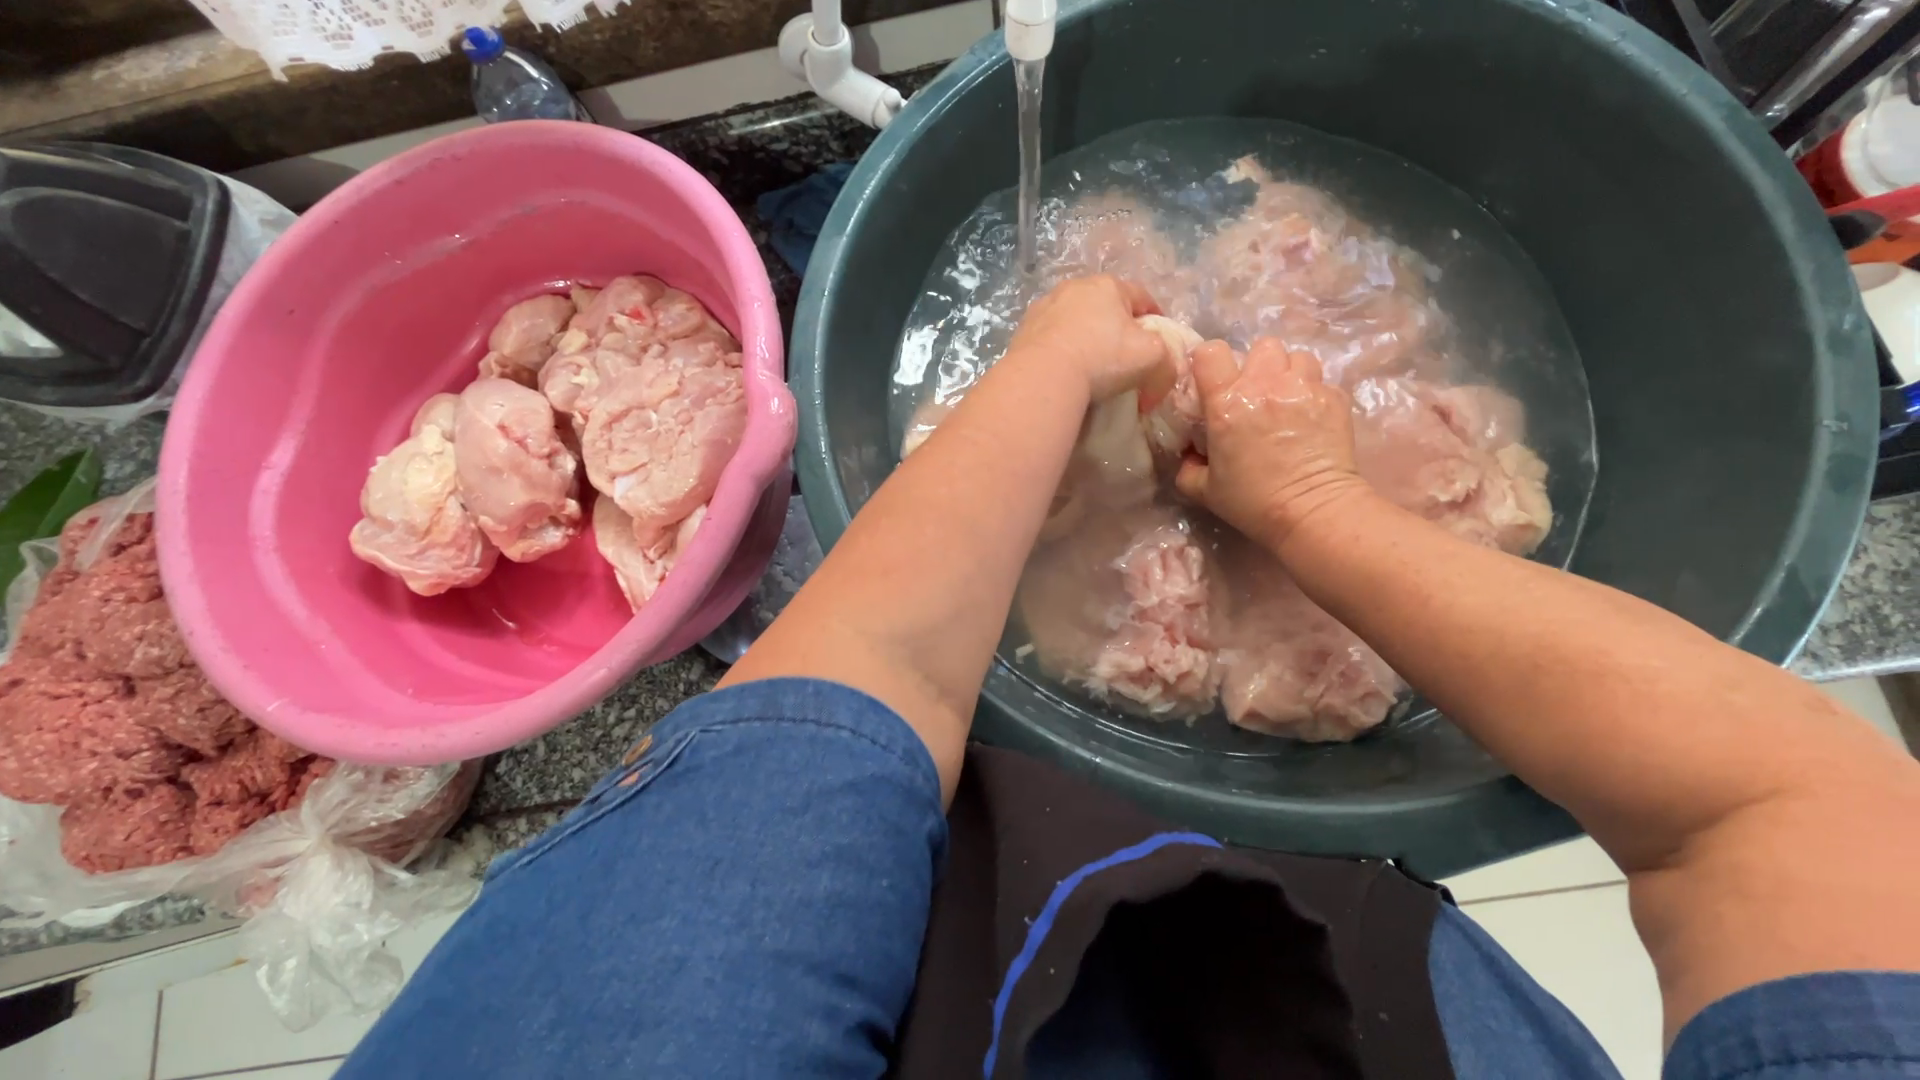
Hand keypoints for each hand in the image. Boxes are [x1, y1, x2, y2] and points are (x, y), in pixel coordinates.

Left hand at [1006, 276, 1168, 400]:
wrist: (1043, 376)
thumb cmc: (1103, 359)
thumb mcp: (1153, 358)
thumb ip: (1167, 361)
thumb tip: (1160, 377)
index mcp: (1109, 285)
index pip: (1141, 296)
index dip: (1155, 317)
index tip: (1160, 338)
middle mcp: (1074, 287)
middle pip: (1105, 305)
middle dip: (1116, 325)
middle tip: (1125, 354)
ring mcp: (1044, 307)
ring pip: (1074, 319)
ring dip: (1084, 335)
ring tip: (1090, 364)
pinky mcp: (1022, 330)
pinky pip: (1050, 337)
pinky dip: (1060, 349)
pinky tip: (1064, 369)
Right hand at [1175, 338, 1369, 546]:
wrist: (1312, 512)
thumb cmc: (1253, 502)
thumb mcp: (1204, 490)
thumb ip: (1188, 468)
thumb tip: (1190, 456)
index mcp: (1227, 402)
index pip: (1210, 352)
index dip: (1209, 363)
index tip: (1213, 382)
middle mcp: (1265, 385)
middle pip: (1260, 346)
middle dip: (1256, 366)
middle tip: (1255, 394)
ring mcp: (1304, 388)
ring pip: (1296, 357)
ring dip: (1288, 373)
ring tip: (1287, 399)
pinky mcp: (1334, 398)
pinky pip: (1321, 382)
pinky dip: (1313, 395)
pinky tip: (1310, 419)